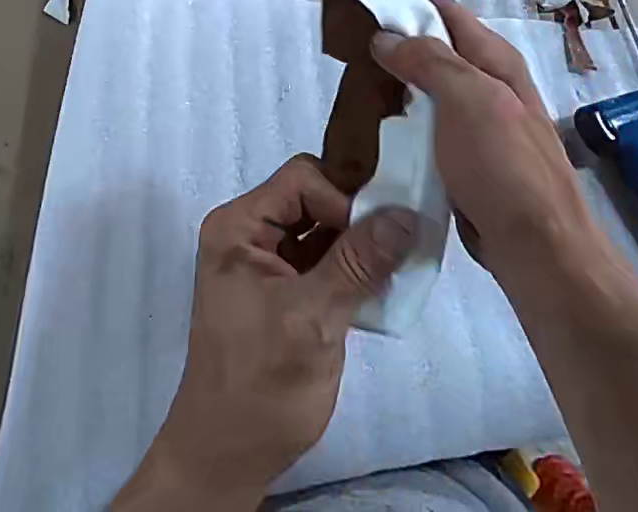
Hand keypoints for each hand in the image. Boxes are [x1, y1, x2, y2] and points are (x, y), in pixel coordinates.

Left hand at [112, 155, 418, 510]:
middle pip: (317, 193)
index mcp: (238, 227)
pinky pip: (333, 252)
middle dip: (358, 214)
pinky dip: (360, 261)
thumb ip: (358, 263)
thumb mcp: (310, 320)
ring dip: (364, 238)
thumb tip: (407, 215)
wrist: (230, 459)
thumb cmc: (258, 388)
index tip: (376, 235)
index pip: (303, 179)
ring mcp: (272, 258)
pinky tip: (386, 277)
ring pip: (329, 222)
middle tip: (398, 238)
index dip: (343, 198)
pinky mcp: (293, 284)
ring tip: (398, 258)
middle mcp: (253, 232)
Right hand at [370, 0, 595, 279]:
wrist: (536, 245)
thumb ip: (429, 61)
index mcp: (495, 59)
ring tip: (359, 99)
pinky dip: (408, 128)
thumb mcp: (468, 99)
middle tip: (353, 66)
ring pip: (431, 94)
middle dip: (396, 53)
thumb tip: (386, 37)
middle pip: (437, 53)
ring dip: (399, 92)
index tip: (364, 22)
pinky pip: (431, 131)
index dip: (407, 11)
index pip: (447, 14)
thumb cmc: (503, 165)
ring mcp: (480, 123)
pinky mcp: (468, 158)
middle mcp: (490, 84)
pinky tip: (383, 137)